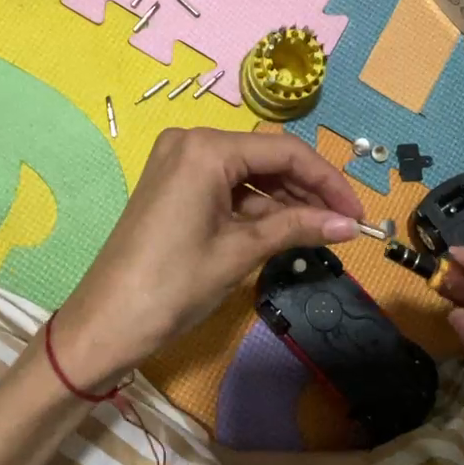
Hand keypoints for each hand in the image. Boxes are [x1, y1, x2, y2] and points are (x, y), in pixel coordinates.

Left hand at [51, 128, 364, 390]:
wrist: (106, 322)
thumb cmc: (173, 284)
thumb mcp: (240, 252)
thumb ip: (297, 227)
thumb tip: (349, 224)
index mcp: (206, 148)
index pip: (284, 152)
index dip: (327, 181)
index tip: (357, 213)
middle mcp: (191, 142)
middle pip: (266, 158)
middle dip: (308, 190)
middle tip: (344, 224)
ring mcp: (178, 162)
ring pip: (248, 173)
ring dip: (285, 200)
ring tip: (321, 230)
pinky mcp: (173, 184)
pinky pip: (226, 186)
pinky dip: (256, 206)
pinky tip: (285, 229)